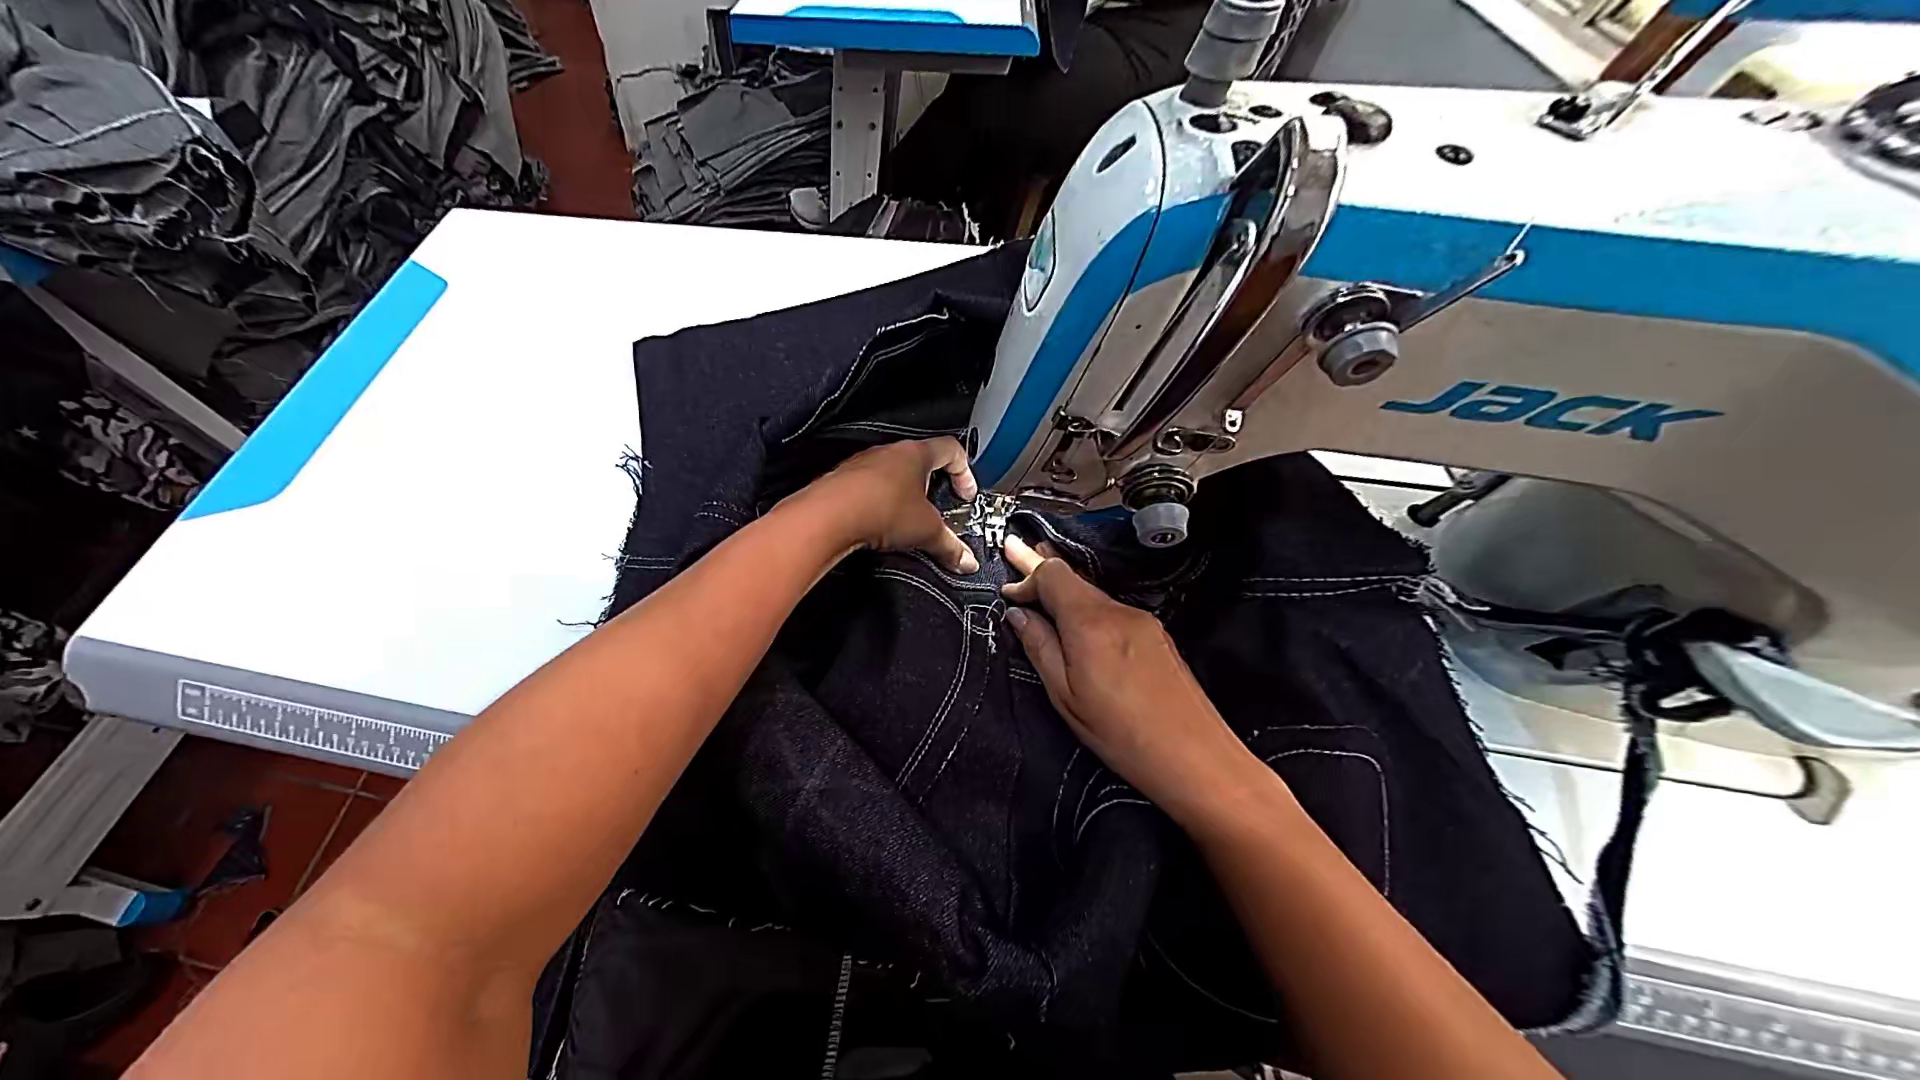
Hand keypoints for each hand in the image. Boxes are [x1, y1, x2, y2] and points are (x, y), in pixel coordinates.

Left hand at [794, 437, 979, 573]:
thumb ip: (951, 546)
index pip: (951, 450)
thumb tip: (965, 559)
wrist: (829, 516)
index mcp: (916, 453)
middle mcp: (888, 453)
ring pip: (893, 477)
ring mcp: (863, 466)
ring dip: (904, 498)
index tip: (966, 495)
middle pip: (921, 464)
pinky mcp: (844, 484)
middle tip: (939, 513)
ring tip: (909, 524)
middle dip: (934, 489)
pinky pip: (869, 491)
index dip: (965, 472)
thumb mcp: (927, 532)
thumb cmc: (877, 507)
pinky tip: (881, 528)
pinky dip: (880, 507)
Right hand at [1000, 535, 1270, 820]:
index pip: (1052, 574)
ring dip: (1066, 596)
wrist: (1195, 757)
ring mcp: (1142, 622)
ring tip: (1042, 597)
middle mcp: (1119, 613)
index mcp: (1091, 624)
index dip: (1026, 575)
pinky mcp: (1156, 635)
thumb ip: (1039, 647)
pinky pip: (1112, 612)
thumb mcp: (1066, 697)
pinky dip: (1088, 612)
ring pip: (1093, 596)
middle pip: (1074, 579)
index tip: (1009, 590)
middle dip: (1042, 575)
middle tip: (1016, 555)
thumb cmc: (1126, 736)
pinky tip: (1078, 628)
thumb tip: (1019, 617)